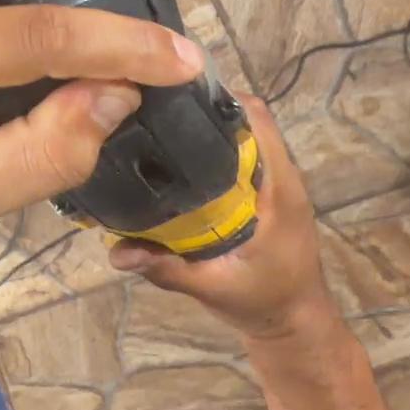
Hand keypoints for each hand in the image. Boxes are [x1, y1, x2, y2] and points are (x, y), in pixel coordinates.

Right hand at [108, 96, 339, 340]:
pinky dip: (202, 137)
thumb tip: (116, 253)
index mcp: (277, 189)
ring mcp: (269, 178)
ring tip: (145, 111)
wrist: (294, 324)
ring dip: (196, 117)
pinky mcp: (258, 185)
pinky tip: (163, 142)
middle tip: (142, 97)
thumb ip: (167, 269)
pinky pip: (232, 146)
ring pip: (235, 128)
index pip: (257, 120)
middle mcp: (276, 174)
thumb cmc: (263, 302)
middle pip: (239, 115)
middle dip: (194, 101)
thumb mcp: (213, 288)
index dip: (218, 94)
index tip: (169, 85)